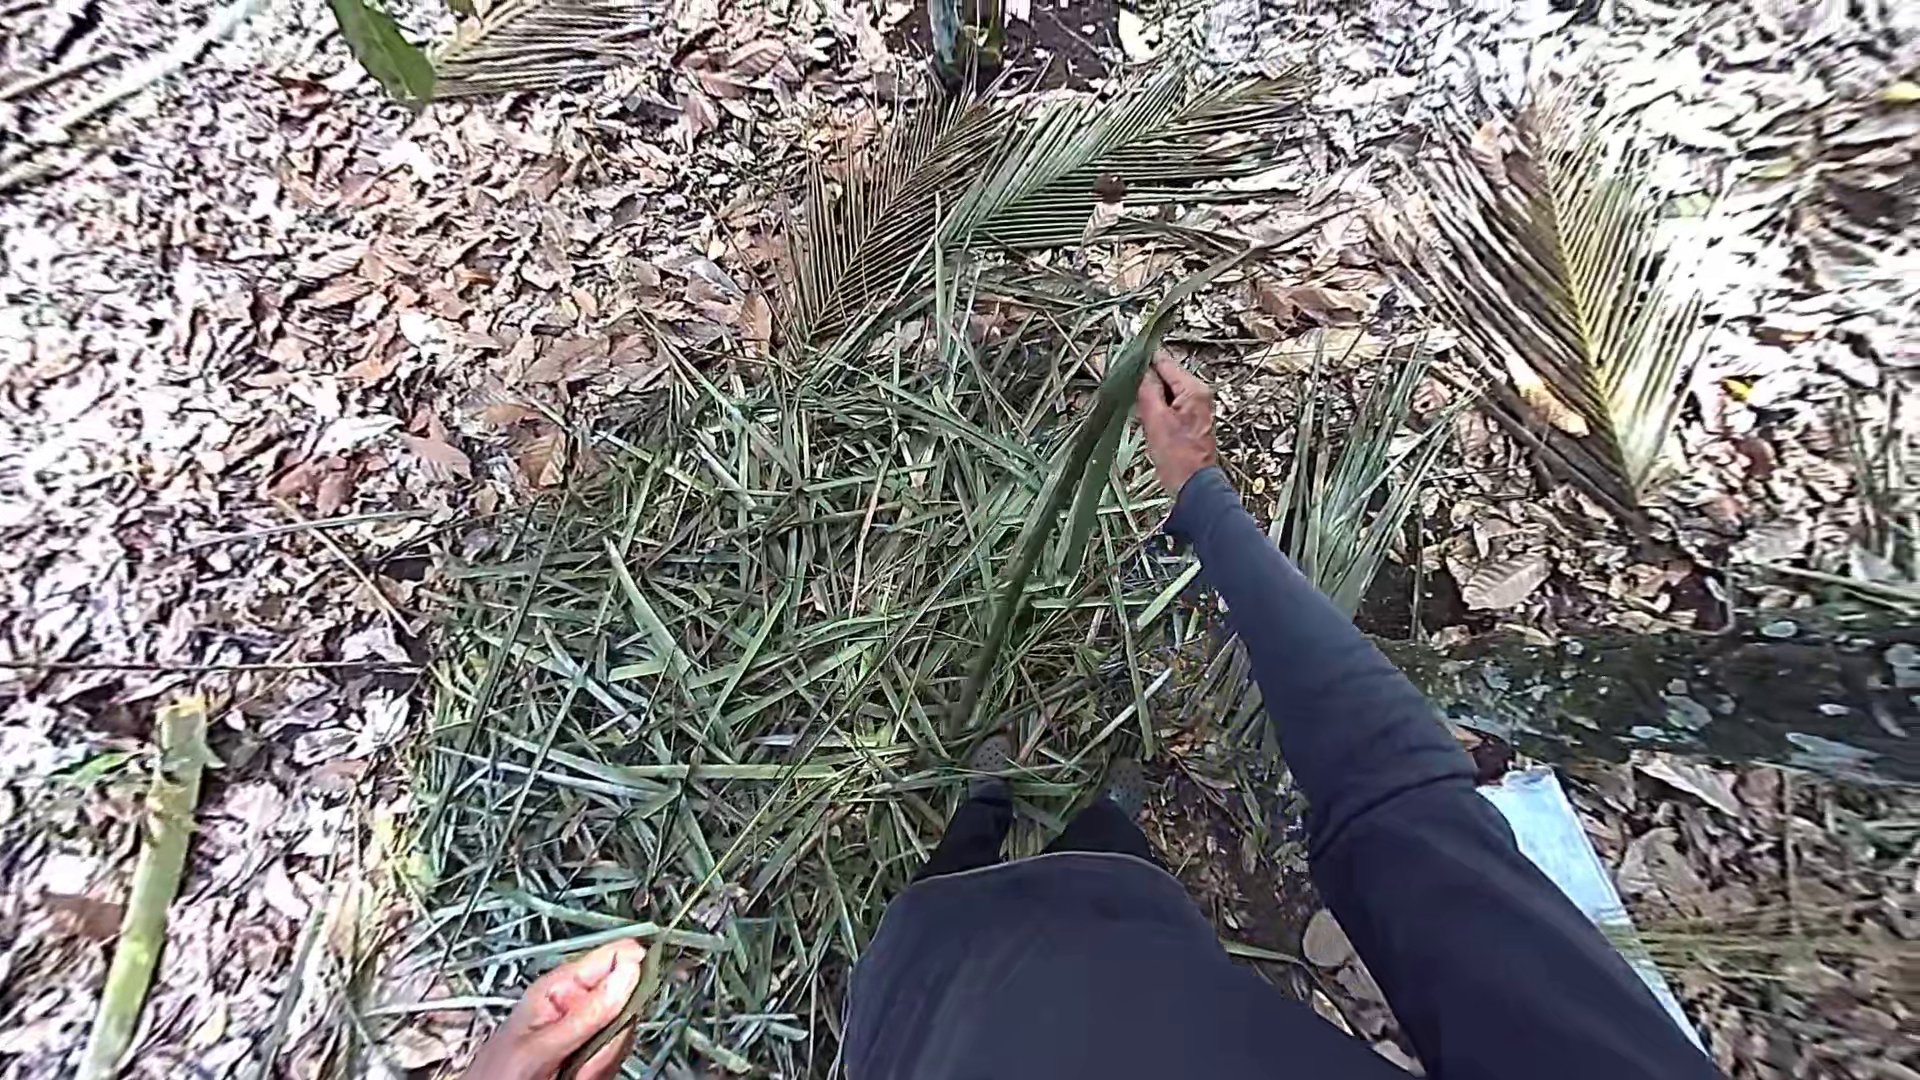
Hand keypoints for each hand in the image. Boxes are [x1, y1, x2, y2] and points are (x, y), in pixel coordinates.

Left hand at [462, 940, 644, 1079]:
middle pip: (627, 1000)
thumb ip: (586, 1011)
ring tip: (572, 1076)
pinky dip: (600, 1073)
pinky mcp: (589, 1056)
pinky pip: (614, 1057)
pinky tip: (576, 1079)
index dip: (634, 974)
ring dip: (604, 1060)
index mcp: (560, 987)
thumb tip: (632, 968)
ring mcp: (585, 1031)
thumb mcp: (537, 1049)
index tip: (632, 1003)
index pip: (618, 954)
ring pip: (624, 1033)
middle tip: (585, 1058)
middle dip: (614, 1033)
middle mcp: (578, 1004)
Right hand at [1133, 356, 1217, 497]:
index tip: (1125, 362)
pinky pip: (1169, 408)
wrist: (1192, 485)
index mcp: (1194, 390)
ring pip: (1166, 393)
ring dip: (1149, 399)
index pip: (1165, 364)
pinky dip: (1156, 411)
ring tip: (1137, 412)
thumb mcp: (1155, 419)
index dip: (1144, 362)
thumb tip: (1141, 371)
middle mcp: (1199, 396)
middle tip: (1127, 392)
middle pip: (1166, 378)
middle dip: (1146, 384)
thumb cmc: (1178, 457)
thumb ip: (1148, 391)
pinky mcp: (1190, 422)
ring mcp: (1196, 409)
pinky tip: (1147, 423)